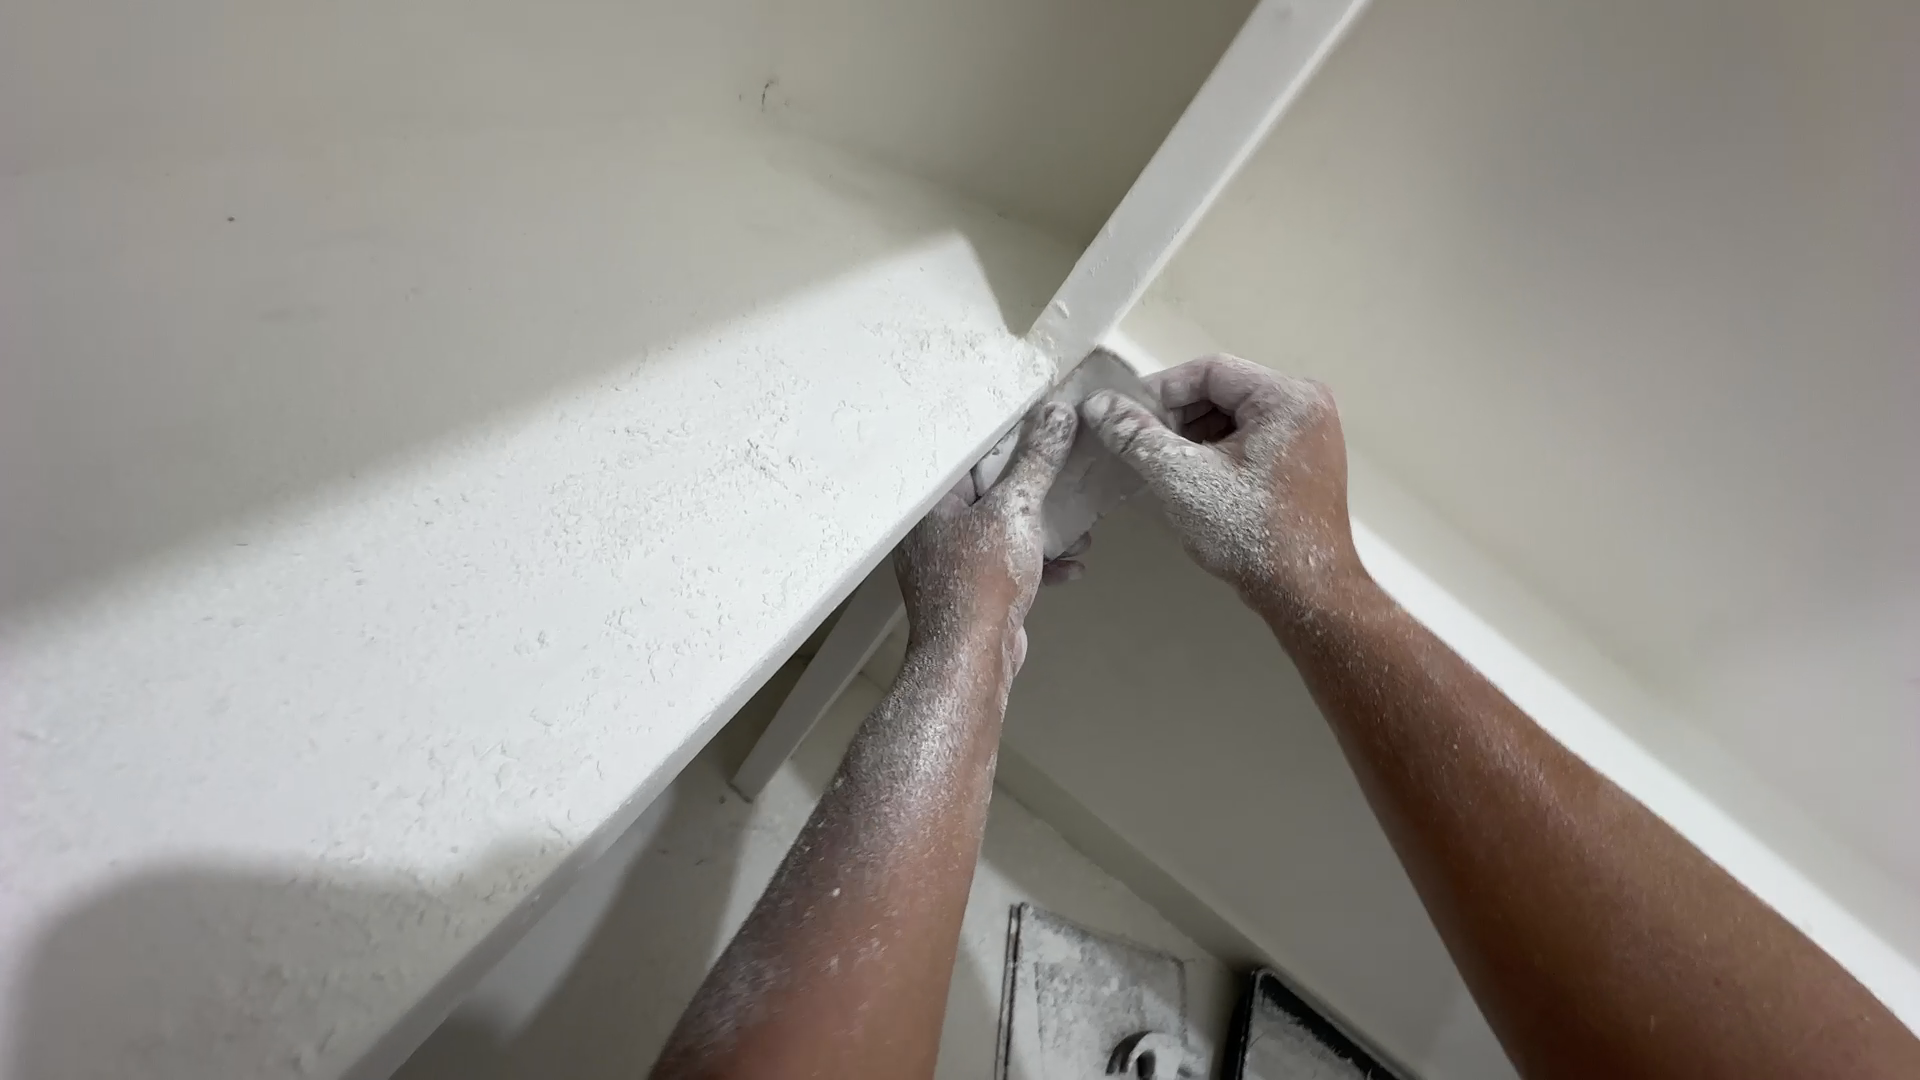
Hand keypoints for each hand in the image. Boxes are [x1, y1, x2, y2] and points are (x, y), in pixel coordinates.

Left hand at [896, 401, 1076, 674]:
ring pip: (1008, 533)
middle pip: (995, 495)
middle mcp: (937, 530)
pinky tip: (1073, 567)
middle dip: (1040, 494)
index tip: (1050, 431)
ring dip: (1048, 533)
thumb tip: (1058, 414)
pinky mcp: (976, 592)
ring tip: (1082, 532)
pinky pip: (1011, 565)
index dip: (1013, 441)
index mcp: (934, 501)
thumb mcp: (1014, 509)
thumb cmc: (983, 577)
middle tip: (1073, 483)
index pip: (973, 457)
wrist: (972, 658)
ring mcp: (956, 564)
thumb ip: (1037, 461)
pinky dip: (1041, 564)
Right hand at [1079, 355, 1366, 618]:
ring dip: (1187, 437)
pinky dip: (1209, 453)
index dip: (1159, 389)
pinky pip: (1243, 441)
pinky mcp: (1298, 462)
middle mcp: (1303, 405)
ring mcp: (1305, 435)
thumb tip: (1097, 404)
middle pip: (1219, 392)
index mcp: (1286, 397)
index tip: (1122, 417)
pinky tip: (1182, 478)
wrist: (1304, 593)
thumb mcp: (1180, 478)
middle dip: (1173, 416)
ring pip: (1228, 418)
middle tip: (1135, 444)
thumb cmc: (1247, 532)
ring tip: (1154, 464)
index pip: (1208, 371)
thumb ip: (1136, 435)